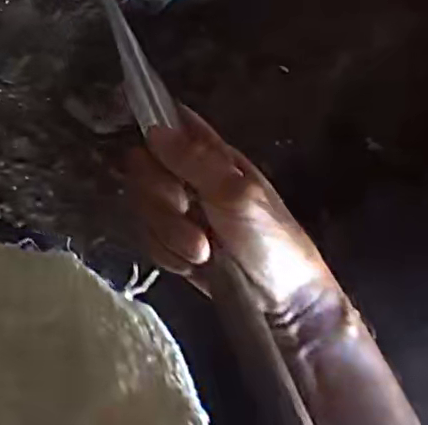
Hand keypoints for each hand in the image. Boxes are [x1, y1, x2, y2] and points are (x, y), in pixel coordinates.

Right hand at [124, 104, 336, 323]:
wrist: (285, 307)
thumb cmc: (271, 240)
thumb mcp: (237, 194)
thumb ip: (194, 160)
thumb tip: (154, 130)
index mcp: (208, 152)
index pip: (167, 120)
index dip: (151, 128)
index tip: (153, 155)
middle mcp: (187, 174)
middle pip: (142, 165)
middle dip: (160, 196)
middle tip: (188, 212)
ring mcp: (178, 208)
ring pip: (141, 203)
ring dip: (168, 232)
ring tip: (202, 251)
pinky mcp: (171, 241)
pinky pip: (147, 236)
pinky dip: (167, 253)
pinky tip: (192, 265)